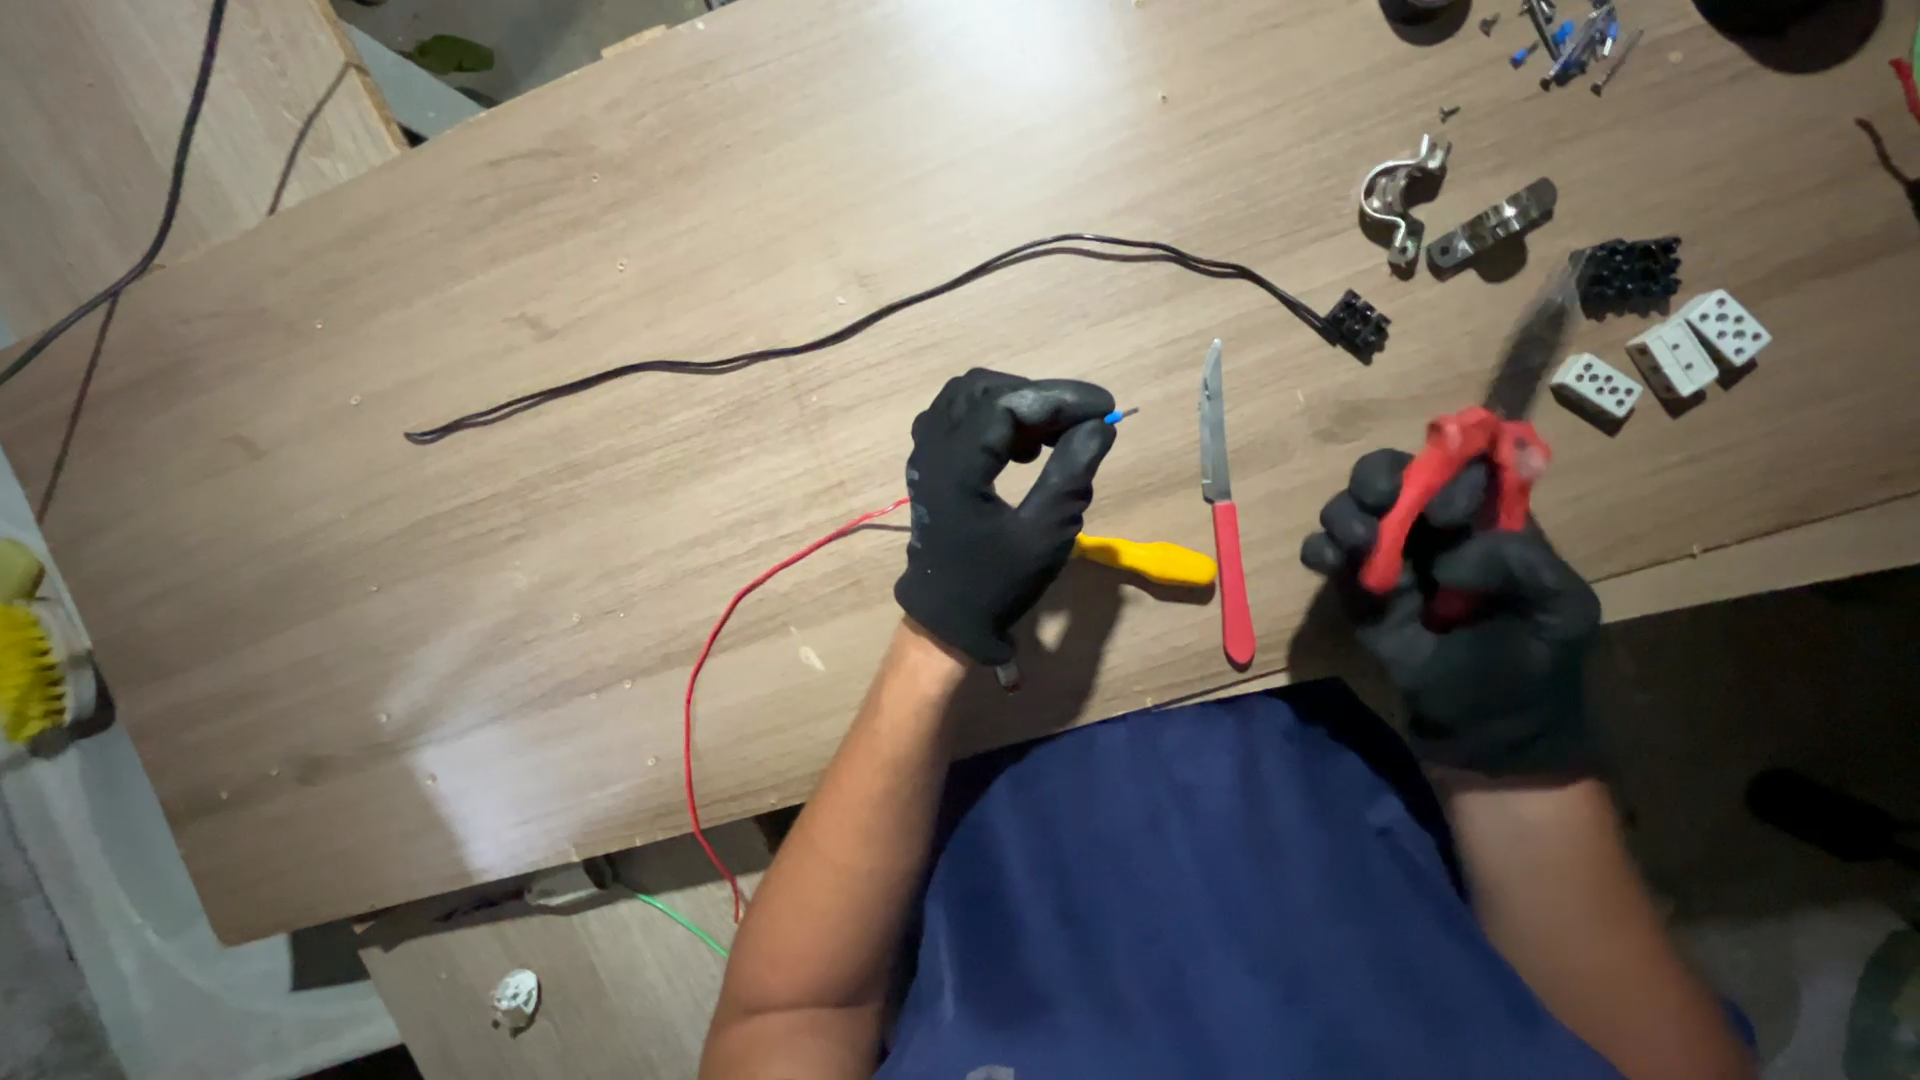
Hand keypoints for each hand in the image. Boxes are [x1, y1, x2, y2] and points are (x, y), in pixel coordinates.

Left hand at [893, 369, 1116, 665]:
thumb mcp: (1045, 535)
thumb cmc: (997, 582)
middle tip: (1080, 422)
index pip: (1007, 403)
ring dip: (1015, 404)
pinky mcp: (930, 465)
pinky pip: (959, 417)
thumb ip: (1071, 474)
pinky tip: (1024, 450)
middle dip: (1038, 397)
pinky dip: (994, 419)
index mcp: (955, 466)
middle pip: (983, 389)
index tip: (1105, 408)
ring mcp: (925, 455)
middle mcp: (931, 450)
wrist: (948, 619)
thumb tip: (1100, 426)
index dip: (1060, 398)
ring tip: (1053, 436)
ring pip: (968, 398)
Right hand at [1299, 448, 1601, 777]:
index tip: (1449, 514)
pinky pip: (1324, 555)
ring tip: (1361, 543)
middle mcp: (1430, 531)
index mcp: (1485, 523)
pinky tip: (1330, 563)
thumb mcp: (1561, 611)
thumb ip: (1522, 562)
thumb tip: (1448, 555)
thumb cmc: (1532, 667)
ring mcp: (1387, 560)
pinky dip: (1319, 549)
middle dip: (1379, 477)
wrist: (1487, 731)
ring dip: (1345, 513)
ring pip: (1350, 509)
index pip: (1459, 469)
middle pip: (1391, 474)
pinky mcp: (1353, 593)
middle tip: (1384, 501)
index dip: (1447, 473)